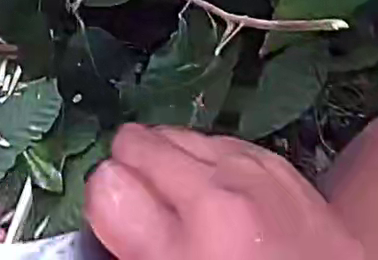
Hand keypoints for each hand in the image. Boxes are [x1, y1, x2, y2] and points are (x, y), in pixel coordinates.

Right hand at [83, 124, 364, 259]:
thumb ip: (138, 250)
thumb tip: (109, 219)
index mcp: (186, 249)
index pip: (105, 185)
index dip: (105, 208)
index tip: (117, 228)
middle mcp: (214, 194)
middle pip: (131, 140)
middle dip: (132, 173)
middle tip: (148, 214)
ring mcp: (249, 167)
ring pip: (168, 129)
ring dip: (168, 162)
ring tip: (184, 202)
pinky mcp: (272, 157)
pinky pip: (211, 137)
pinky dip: (206, 161)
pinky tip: (223, 197)